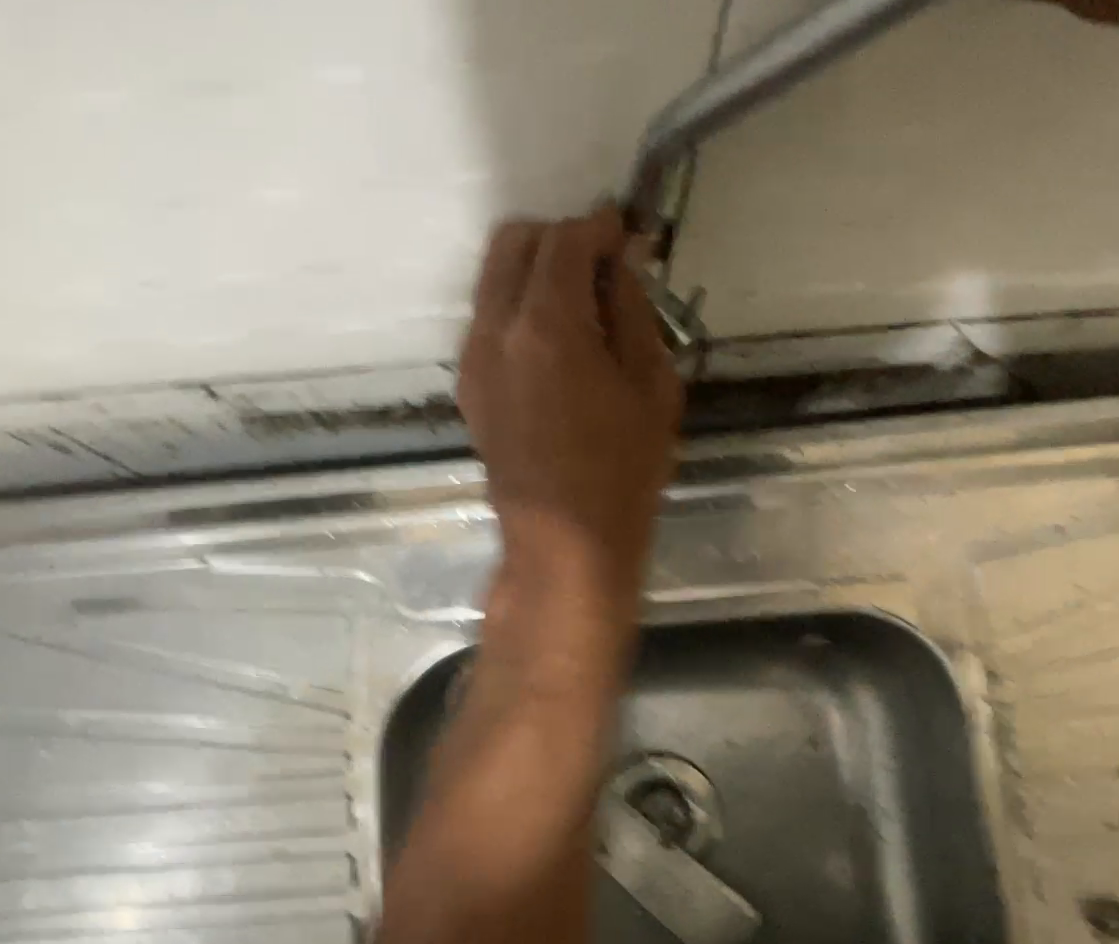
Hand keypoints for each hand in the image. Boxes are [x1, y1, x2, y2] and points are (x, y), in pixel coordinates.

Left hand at [458, 207, 683, 602]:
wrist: (563, 543)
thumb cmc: (622, 470)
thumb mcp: (651, 384)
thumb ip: (631, 310)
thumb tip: (620, 263)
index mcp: (547, 326)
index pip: (565, 239)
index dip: (600, 226)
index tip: (627, 233)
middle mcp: (495, 330)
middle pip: (514, 242)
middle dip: (559, 238)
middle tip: (602, 267)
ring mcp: (472, 359)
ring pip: (493, 279)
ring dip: (534, 272)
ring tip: (582, 307)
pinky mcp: (467, 386)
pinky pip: (488, 319)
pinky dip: (518, 309)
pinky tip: (556, 344)